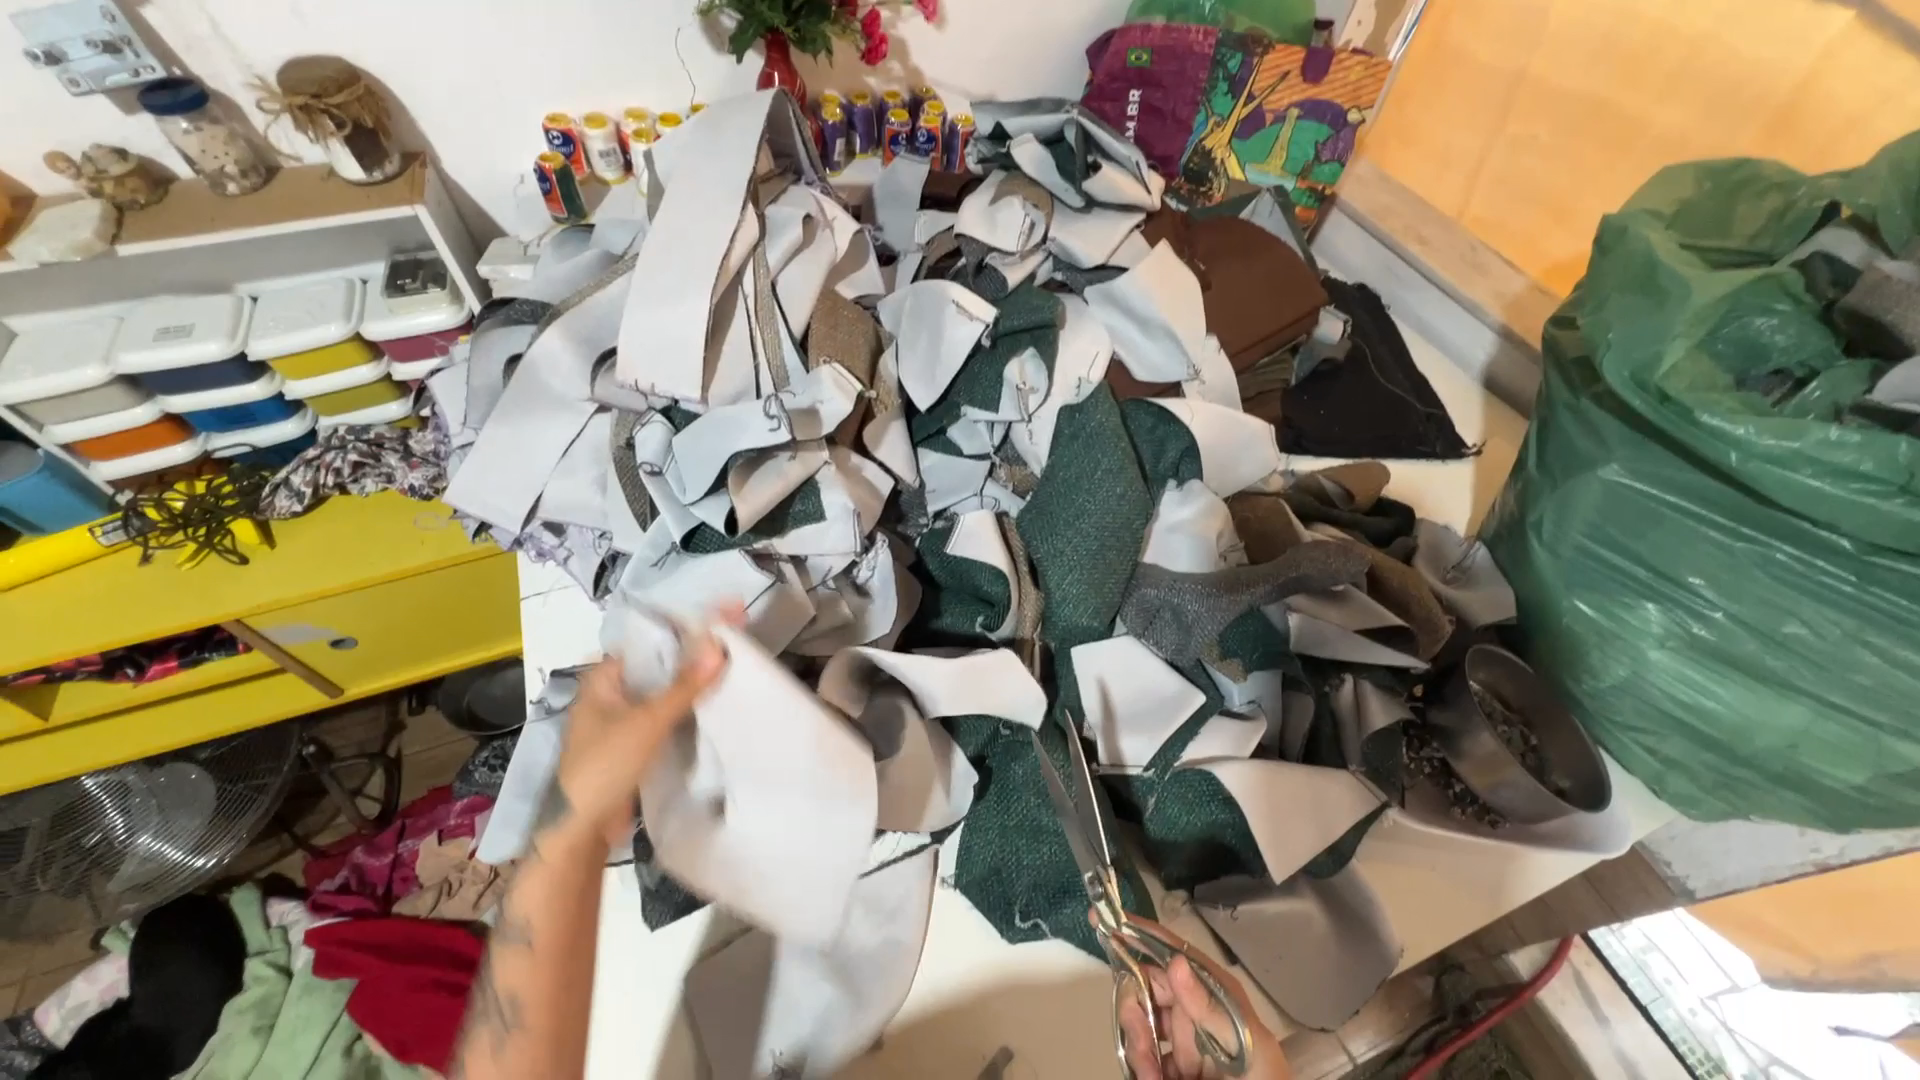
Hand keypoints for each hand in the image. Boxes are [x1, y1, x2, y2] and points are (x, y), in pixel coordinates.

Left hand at [545, 621, 730, 850]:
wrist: (580, 831)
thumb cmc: (603, 766)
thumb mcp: (647, 723)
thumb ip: (684, 686)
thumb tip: (719, 644)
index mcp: (604, 679)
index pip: (651, 642)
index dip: (686, 629)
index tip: (723, 620)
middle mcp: (612, 694)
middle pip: (660, 667)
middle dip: (695, 656)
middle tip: (737, 641)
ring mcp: (623, 721)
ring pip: (665, 693)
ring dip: (694, 685)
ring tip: (735, 667)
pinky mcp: (636, 745)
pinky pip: (666, 718)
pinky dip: (688, 710)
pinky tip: (716, 705)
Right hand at [1107, 916, 1291, 1079]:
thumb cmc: (1262, 1079)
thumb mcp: (1245, 1043)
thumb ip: (1210, 1006)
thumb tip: (1174, 962)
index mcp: (1210, 989)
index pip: (1169, 952)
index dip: (1137, 932)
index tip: (1103, 919)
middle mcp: (1192, 1005)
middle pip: (1144, 987)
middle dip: (1133, 1011)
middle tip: (1143, 1049)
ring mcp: (1180, 1036)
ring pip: (1138, 1022)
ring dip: (1137, 1047)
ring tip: (1152, 1076)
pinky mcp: (1172, 1064)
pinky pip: (1141, 1055)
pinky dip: (1140, 1067)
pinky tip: (1153, 1079)